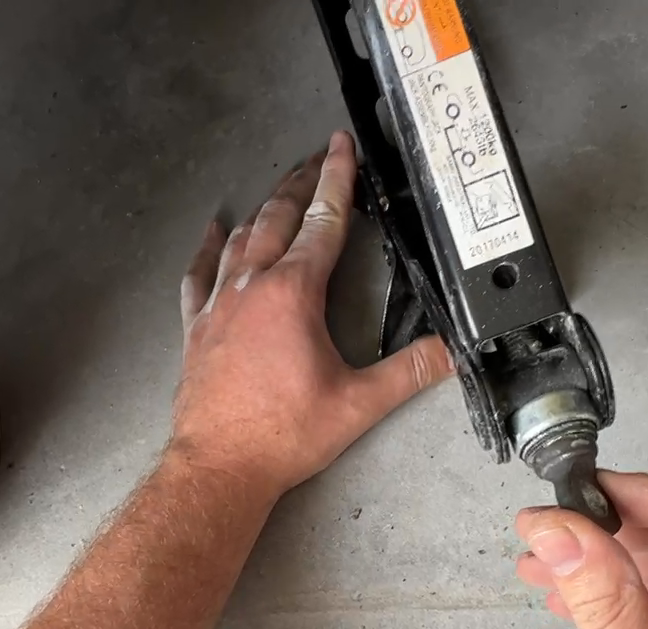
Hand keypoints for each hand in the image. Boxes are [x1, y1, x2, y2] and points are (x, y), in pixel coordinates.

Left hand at [170, 131, 451, 499]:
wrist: (220, 465)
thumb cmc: (284, 435)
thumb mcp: (357, 405)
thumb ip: (407, 373)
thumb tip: (450, 354)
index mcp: (293, 294)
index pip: (322, 221)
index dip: (337, 179)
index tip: (340, 146)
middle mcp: (252, 287)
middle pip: (277, 217)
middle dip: (299, 183)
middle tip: (315, 160)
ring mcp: (219, 305)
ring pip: (240, 239)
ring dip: (263, 209)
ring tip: (279, 191)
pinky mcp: (197, 328)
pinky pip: (199, 275)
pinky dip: (209, 248)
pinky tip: (214, 232)